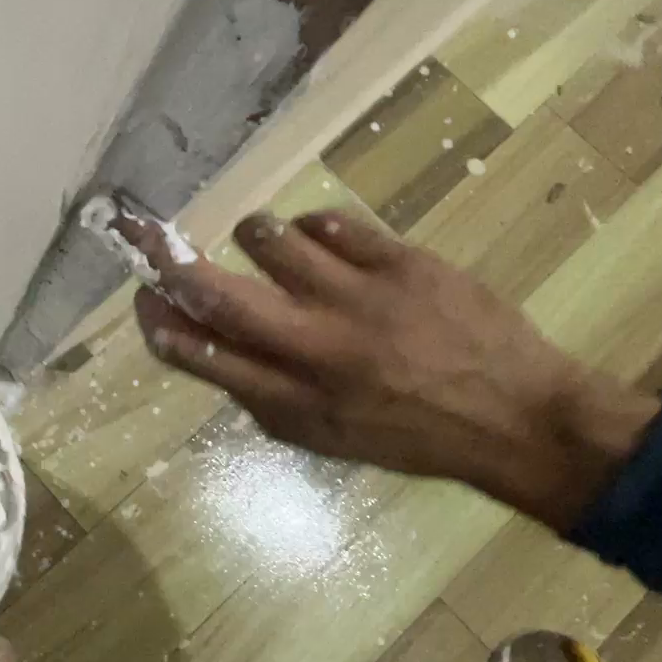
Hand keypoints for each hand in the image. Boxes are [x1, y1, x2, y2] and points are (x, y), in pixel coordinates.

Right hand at [110, 206, 661, 529]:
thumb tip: (206, 349)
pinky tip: (321, 241)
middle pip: (221, 294)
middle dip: (171, 263)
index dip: (163, 323)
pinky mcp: (404, 262)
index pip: (206, 355)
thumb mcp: (324, 437)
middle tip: (143, 235)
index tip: (142, 300)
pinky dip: (312, 226)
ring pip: (272, 240)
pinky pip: (332, 223)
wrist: (518, 416)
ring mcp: (360, 298)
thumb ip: (261, 396)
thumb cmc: (409, 435)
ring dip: (253, 235)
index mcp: (294, 399)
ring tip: (263, 241)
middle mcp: (316, 347)